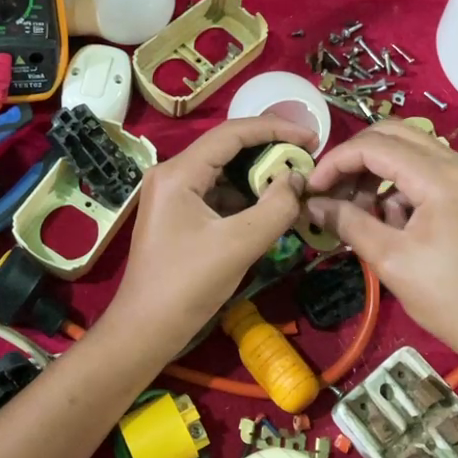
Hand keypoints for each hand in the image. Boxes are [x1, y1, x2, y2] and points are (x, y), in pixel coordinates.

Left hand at [102, 117, 317, 355]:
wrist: (146, 328)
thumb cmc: (188, 285)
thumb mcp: (239, 244)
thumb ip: (275, 208)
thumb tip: (297, 179)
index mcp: (178, 172)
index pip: (231, 133)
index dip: (274, 129)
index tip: (311, 138)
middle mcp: (172, 174)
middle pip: (226, 149)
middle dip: (268, 153)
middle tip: (307, 161)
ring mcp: (172, 195)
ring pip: (223, 173)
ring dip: (258, 177)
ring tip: (295, 184)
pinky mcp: (178, 215)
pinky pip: (216, 194)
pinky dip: (244, 198)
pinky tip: (270, 208)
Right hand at [305, 122, 457, 394]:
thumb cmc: (455, 301)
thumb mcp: (392, 261)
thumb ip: (348, 223)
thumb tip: (313, 205)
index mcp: (439, 176)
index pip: (373, 146)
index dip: (334, 162)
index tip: (311, 190)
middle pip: (393, 136)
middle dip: (355, 159)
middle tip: (331, 192)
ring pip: (411, 153)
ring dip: (377, 172)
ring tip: (357, 212)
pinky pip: (429, 173)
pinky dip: (401, 187)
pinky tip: (390, 223)